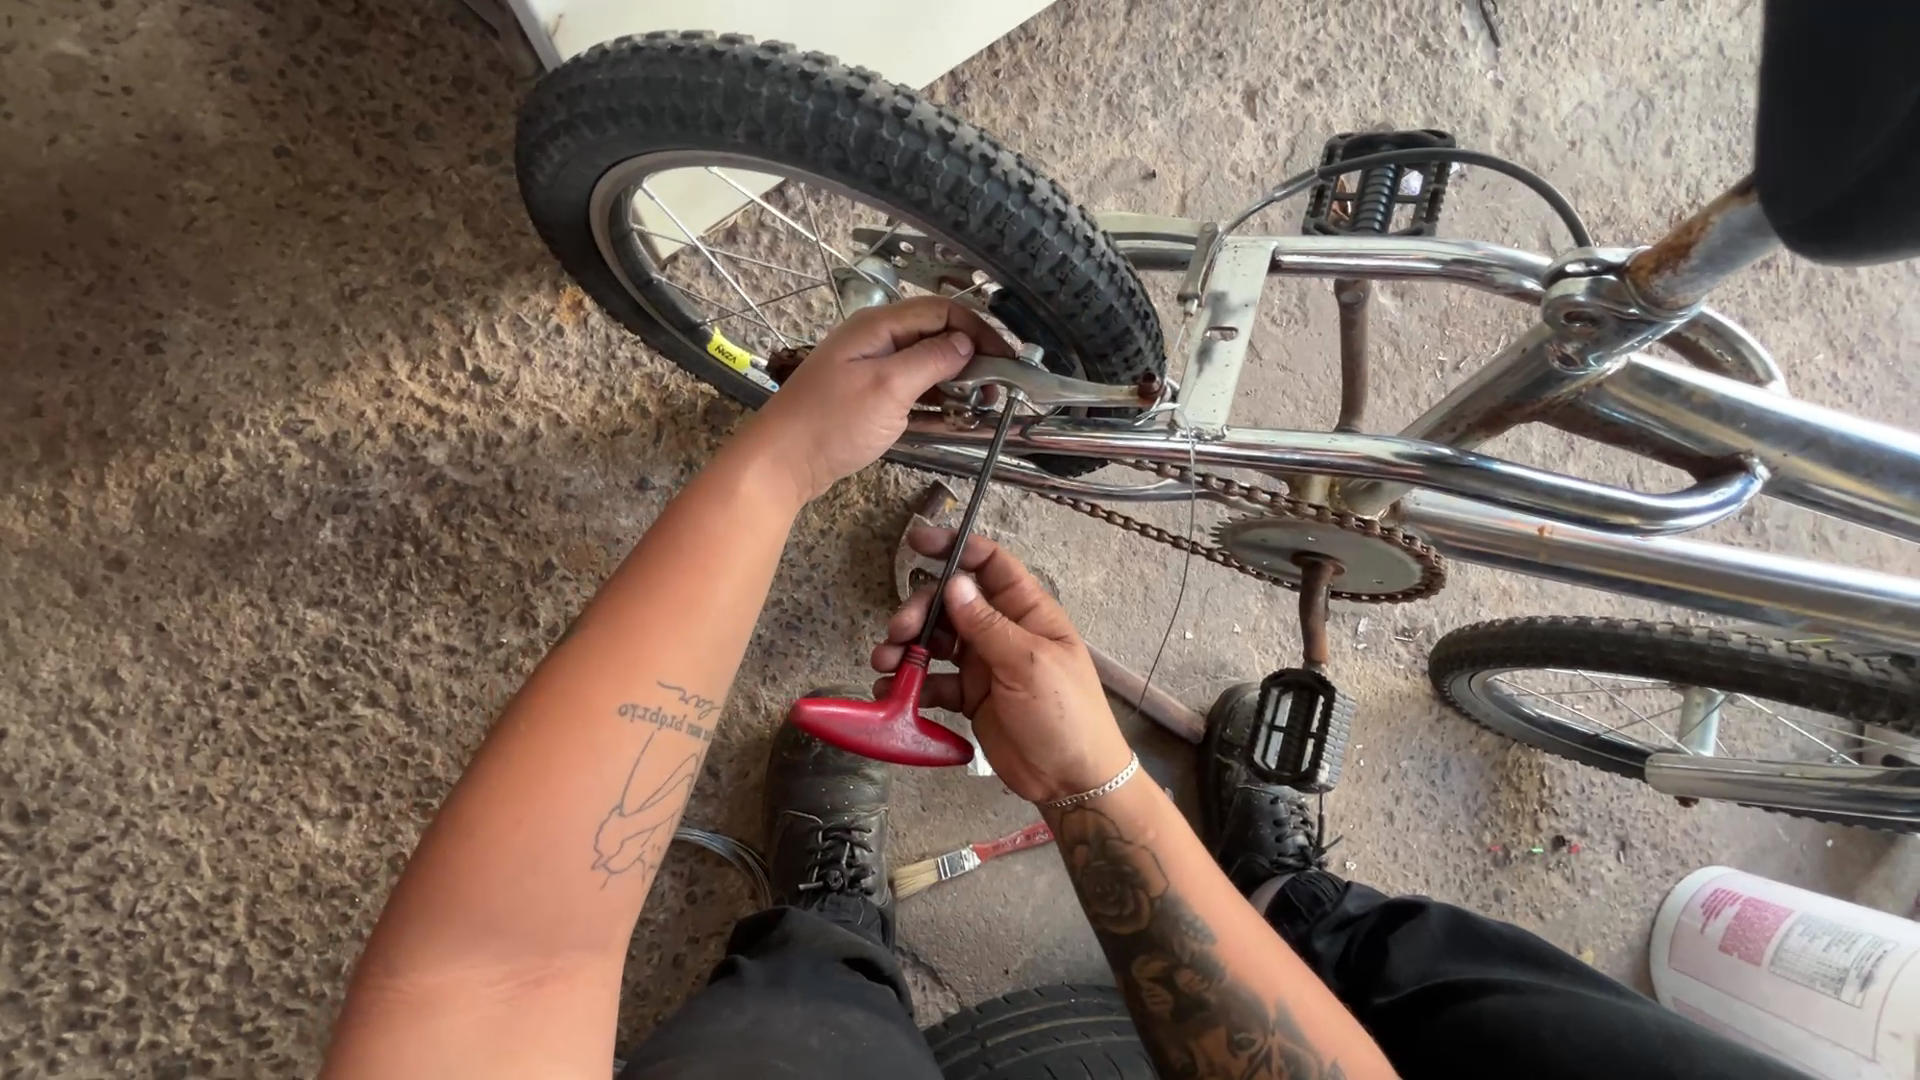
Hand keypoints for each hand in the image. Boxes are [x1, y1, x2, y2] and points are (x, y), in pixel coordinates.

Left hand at [741, 297, 1011, 501]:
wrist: (783, 462)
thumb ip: (931, 361)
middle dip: (972, 358)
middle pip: (937, 336)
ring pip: (928, 365)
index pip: (942, 312)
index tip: (1006, 359)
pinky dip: (937, 401)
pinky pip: (914, 390)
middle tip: (997, 389)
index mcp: (879, 326)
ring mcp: (873, 369)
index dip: (979, 331)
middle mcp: (877, 340)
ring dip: (957, 383)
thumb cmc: (830, 423)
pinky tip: (956, 417)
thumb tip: (967, 344)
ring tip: (982, 406)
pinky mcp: (871, 397)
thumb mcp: (888, 388)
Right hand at [872, 528, 1134, 803]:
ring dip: (907, 647)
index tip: (918, 541)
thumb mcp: (1029, 665)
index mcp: (1027, 612)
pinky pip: (933, 681)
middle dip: (920, 611)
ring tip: (885, 663)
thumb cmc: (1066, 715)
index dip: (956, 548)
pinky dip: (911, 684)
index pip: (990, 565)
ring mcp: (984, 664)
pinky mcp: (969, 697)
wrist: (1072, 781)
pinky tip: (893, 693)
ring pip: (935, 641)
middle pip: (951, 603)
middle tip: (898, 631)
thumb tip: (954, 583)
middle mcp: (1002, 631)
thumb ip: (988, 625)